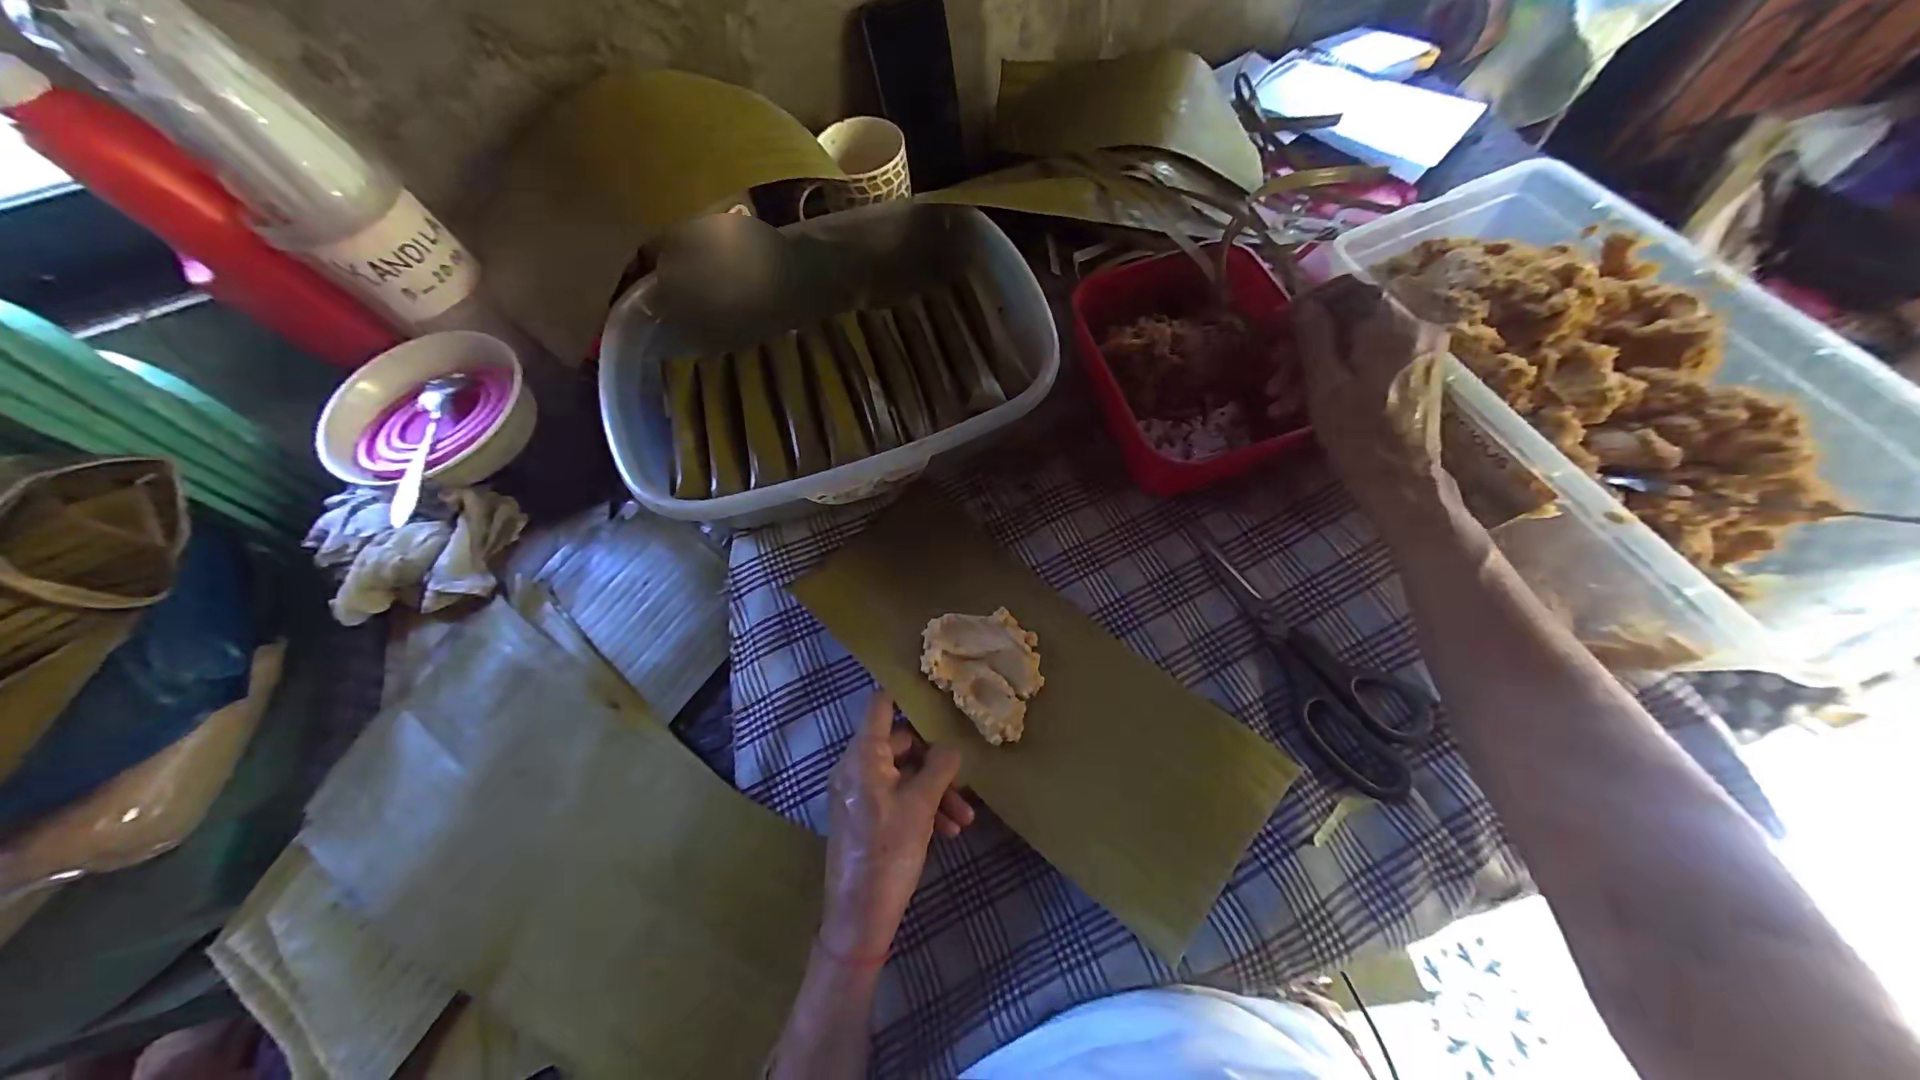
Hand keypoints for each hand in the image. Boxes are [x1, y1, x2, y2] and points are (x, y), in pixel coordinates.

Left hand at [819, 691, 973, 964]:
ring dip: (934, 791)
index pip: (880, 705)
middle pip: (899, 743)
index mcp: (862, 756)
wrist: (859, 915)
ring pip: (903, 775)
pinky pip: (895, 796)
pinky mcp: (862, 815)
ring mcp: (857, 792)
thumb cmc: (888, 851)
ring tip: (963, 819)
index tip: (933, 689)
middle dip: (935, 763)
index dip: (904, 693)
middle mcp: (854, 767)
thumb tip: (950, 747)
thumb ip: (939, 767)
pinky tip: (947, 831)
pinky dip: (920, 806)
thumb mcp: (921, 806)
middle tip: (964, 784)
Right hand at [1294, 276, 1457, 534]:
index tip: (1277, 326)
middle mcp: (1414, 328)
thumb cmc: (1358, 434)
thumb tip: (1302, 302)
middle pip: (1349, 318)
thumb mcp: (1324, 384)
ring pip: (1353, 342)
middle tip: (1272, 368)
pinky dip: (1334, 375)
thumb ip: (1314, 336)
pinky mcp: (1410, 372)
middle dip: (1305, 342)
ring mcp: (1415, 351)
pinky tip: (1299, 403)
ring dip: (1311, 365)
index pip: (1350, 289)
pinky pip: (1366, 360)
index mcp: (1395, 325)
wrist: (1399, 480)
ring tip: (1278, 396)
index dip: (1309, 303)